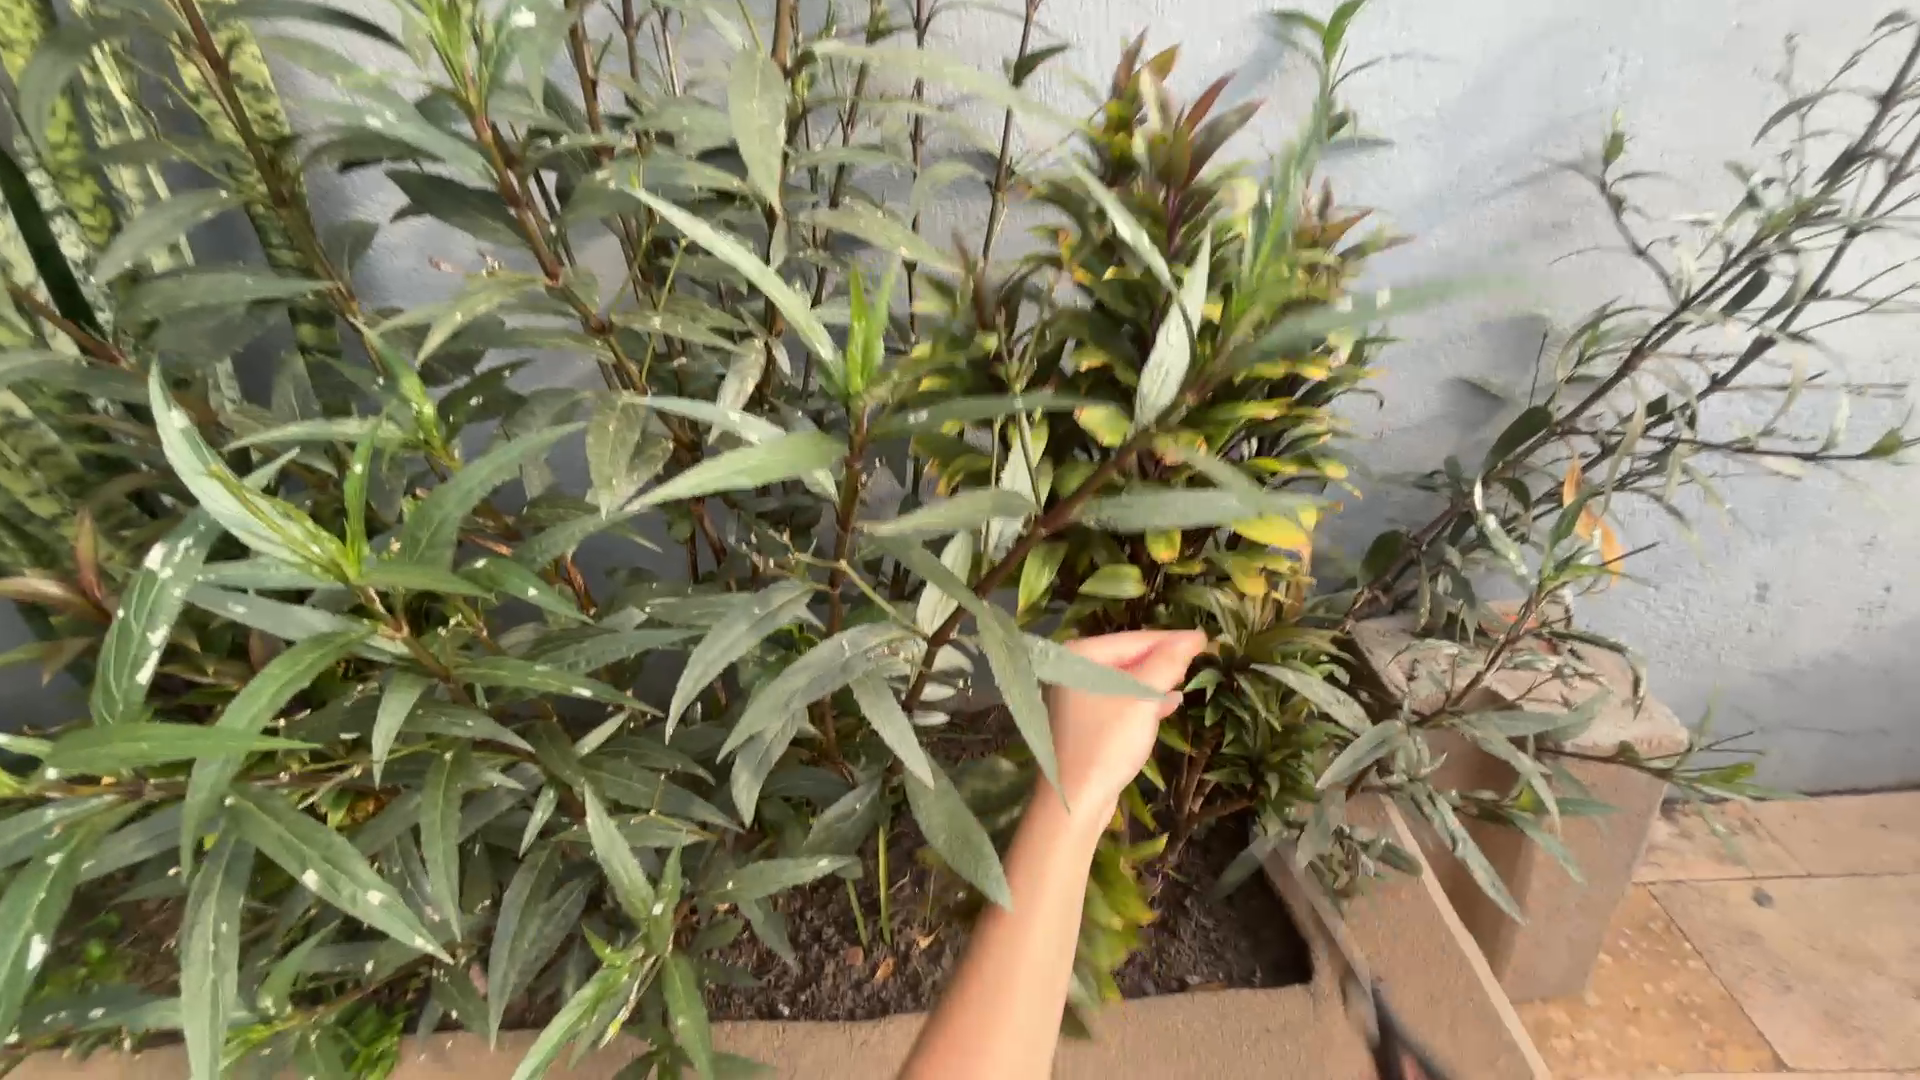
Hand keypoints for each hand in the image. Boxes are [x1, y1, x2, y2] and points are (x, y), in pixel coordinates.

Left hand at [1043, 630, 1208, 815]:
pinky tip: (1167, 703)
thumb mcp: (1141, 698)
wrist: (1076, 798)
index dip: (1171, 640)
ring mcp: (1076, 696)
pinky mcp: (1084, 720)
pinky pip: (1119, 700)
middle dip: (1163, 660)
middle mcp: (1072, 669)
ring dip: (1155, 681)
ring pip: (1124, 680)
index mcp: (1080, 656)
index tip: (1205, 639)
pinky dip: (1142, 701)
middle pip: (1127, 657)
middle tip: (1200, 657)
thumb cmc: (1107, 741)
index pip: (1133, 639)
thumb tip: (1194, 636)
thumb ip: (1167, 664)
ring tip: (1187, 678)